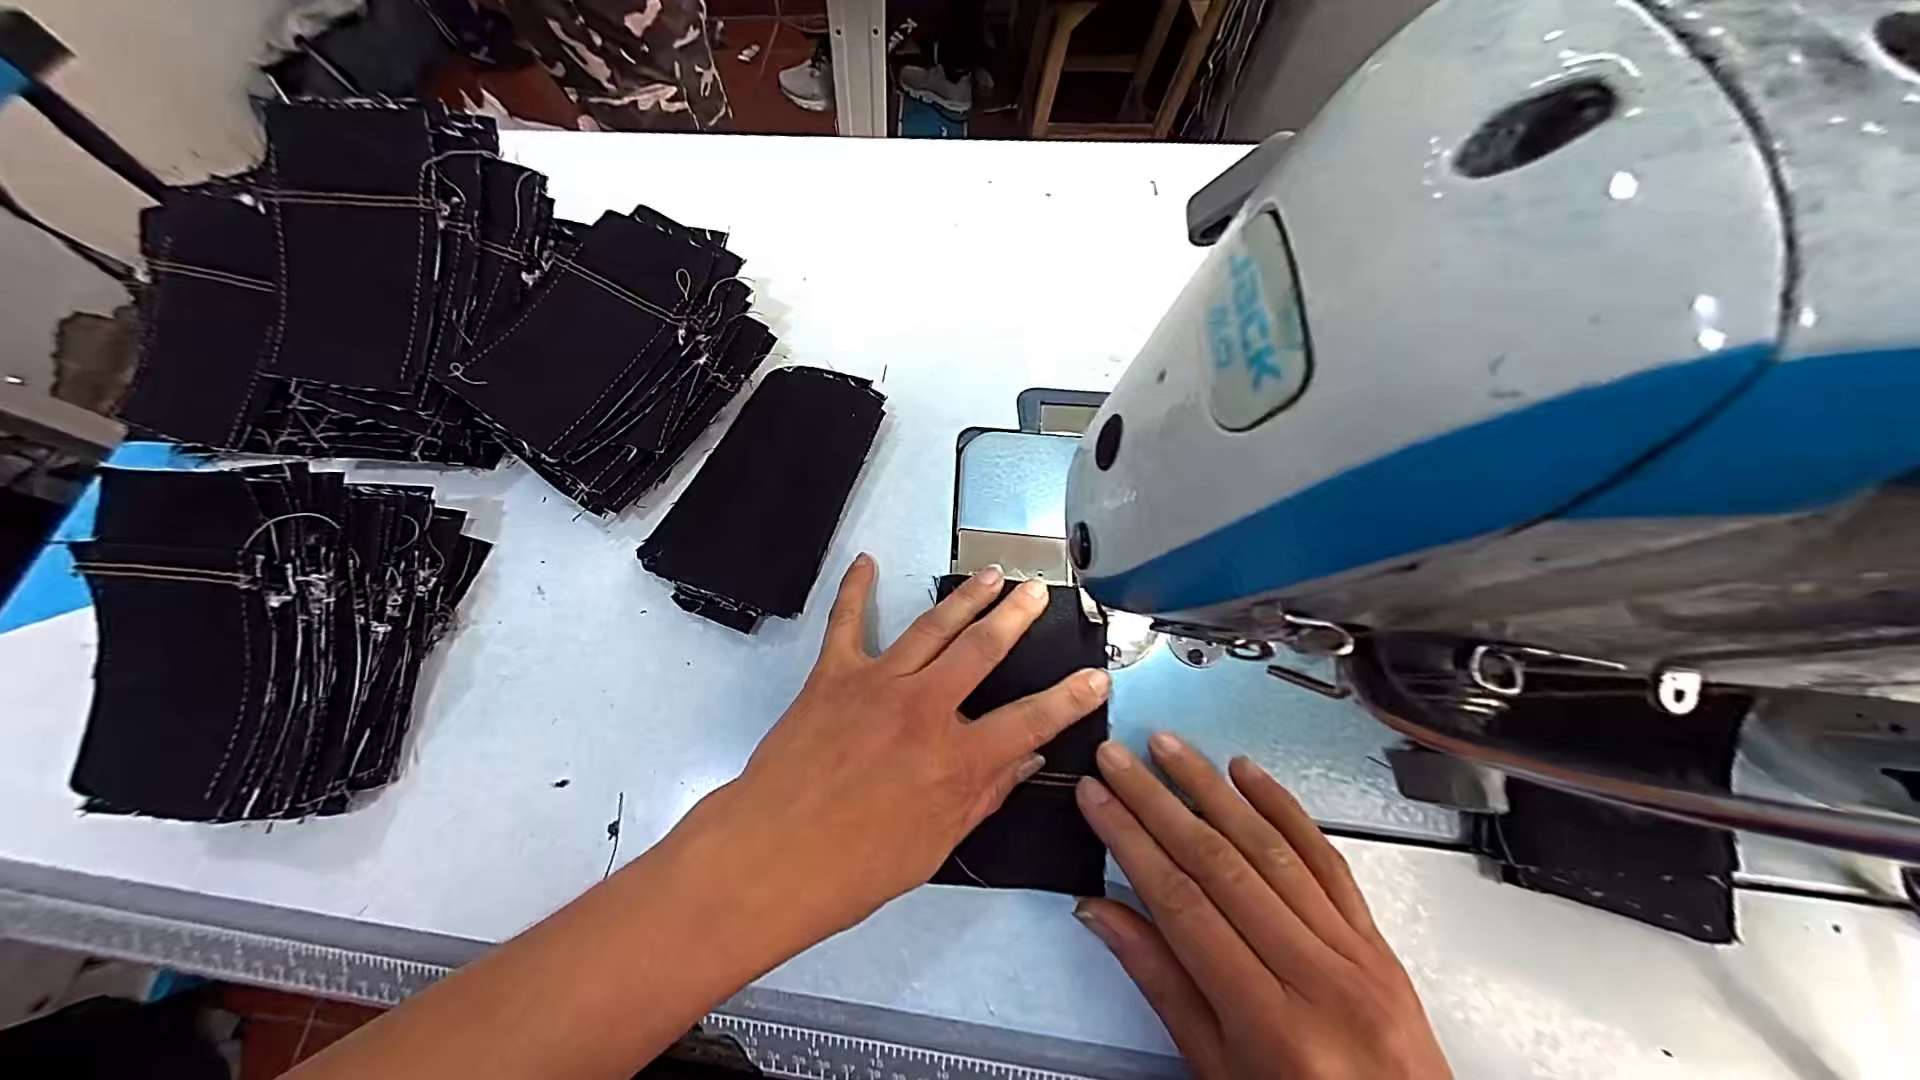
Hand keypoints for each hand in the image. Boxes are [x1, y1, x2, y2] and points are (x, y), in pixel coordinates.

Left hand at [679, 555, 1110, 939]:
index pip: (1031, 720)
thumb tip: (1027, 758)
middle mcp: (923, 708)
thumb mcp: (936, 844)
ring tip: (991, 576)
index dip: (1070, 698)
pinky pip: (846, 623)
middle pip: (983, 650)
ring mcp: (877, 684)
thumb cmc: (858, 865)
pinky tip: (864, 562)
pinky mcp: (832, 675)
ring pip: (932, 627)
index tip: (1096, 676)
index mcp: (956, 758)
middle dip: (1016, 617)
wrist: (771, 856)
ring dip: (966, 598)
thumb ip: (985, 794)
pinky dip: (854, 590)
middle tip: (1036, 591)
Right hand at [1073, 735, 1449, 1079]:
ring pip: (1268, 846)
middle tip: (1117, 759)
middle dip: (1156, 799)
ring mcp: (1357, 954)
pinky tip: (1247, 772)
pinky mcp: (1377, 939)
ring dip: (1209, 786)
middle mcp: (1320, 980)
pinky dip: (1282, 806)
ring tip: (1168, 747)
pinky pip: (1325, 857)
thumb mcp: (1218, 1074)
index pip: (1181, 905)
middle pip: (1219, 863)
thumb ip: (1160, 983)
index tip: (1097, 799)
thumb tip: (1099, 911)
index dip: (1130, 841)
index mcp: (1273, 1028)